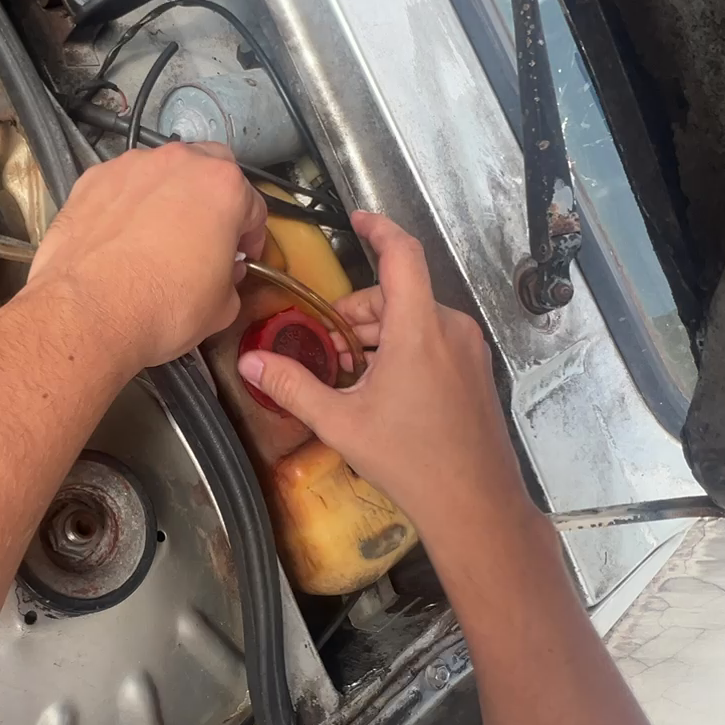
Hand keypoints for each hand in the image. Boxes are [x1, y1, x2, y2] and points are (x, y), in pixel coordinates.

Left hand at [29, 142, 267, 369]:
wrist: (89, 312)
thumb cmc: (161, 306)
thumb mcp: (221, 308)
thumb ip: (231, 281)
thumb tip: (224, 275)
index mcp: (223, 188)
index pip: (252, 206)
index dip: (250, 237)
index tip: (241, 256)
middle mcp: (179, 163)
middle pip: (210, 170)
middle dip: (213, 200)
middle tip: (206, 238)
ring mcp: (132, 166)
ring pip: (162, 173)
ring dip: (168, 198)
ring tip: (157, 239)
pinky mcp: (92, 180)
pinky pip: (122, 186)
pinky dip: (128, 205)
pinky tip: (122, 239)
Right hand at [236, 212, 530, 530]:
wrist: (474, 504)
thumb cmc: (408, 459)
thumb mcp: (339, 422)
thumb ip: (292, 385)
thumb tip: (248, 364)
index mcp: (418, 328)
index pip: (402, 254)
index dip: (378, 229)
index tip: (357, 219)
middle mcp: (450, 328)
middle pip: (398, 293)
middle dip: (357, 312)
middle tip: (327, 347)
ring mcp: (468, 350)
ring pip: (415, 318)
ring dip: (378, 333)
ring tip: (350, 373)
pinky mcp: (476, 370)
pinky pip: (433, 339)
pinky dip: (402, 347)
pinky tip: (381, 387)